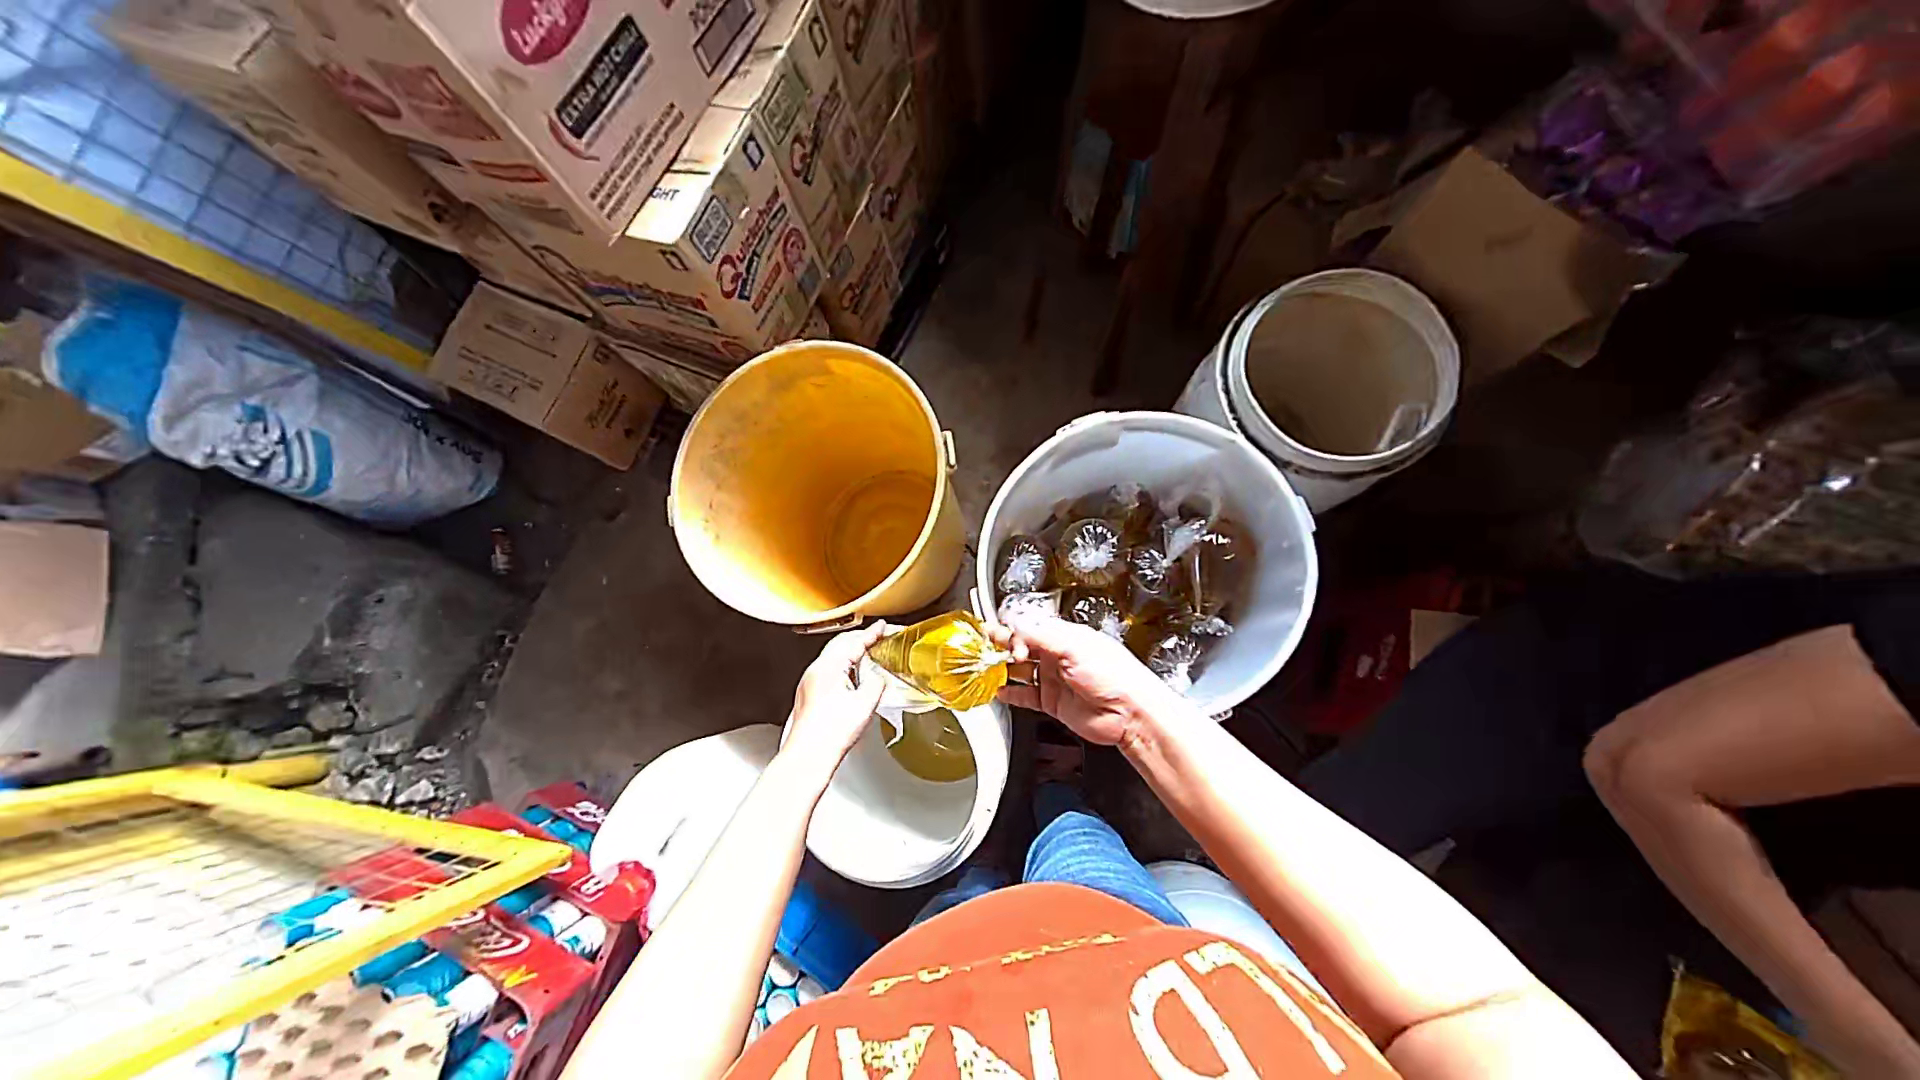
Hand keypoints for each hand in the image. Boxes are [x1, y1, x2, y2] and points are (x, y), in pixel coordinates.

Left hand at [778, 622, 890, 776]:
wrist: (808, 756)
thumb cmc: (830, 734)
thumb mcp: (865, 705)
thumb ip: (876, 683)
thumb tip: (878, 677)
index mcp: (829, 667)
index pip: (854, 641)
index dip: (872, 633)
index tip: (883, 628)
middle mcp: (815, 671)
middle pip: (840, 644)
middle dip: (860, 639)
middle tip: (877, 638)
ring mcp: (808, 682)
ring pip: (832, 657)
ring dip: (851, 653)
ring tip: (868, 656)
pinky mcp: (807, 694)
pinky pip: (827, 670)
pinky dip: (842, 666)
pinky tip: (851, 677)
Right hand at [994, 612, 1187, 747]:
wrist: (1130, 714)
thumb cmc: (1115, 676)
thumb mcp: (1073, 647)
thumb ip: (1040, 637)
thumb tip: (1015, 627)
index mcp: (1064, 636)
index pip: (1028, 627)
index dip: (1009, 630)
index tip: (992, 633)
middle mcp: (1058, 656)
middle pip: (1021, 647)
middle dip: (1000, 646)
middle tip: (982, 646)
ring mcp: (1054, 679)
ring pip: (1020, 671)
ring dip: (1002, 669)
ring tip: (985, 668)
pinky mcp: (1053, 702)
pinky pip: (1025, 695)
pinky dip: (1010, 693)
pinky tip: (999, 691)